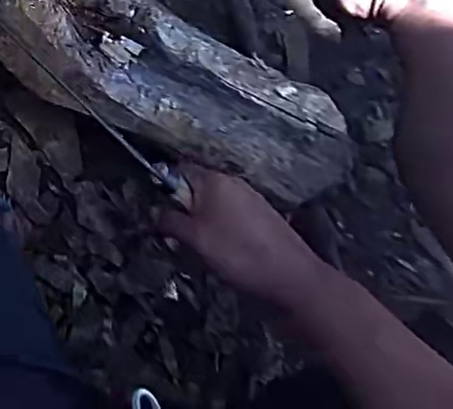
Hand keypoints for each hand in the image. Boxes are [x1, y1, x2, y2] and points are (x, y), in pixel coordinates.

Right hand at [160, 165, 327, 308]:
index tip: (162, 213)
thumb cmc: (240, 255)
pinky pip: (233, 214)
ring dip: (204, 220)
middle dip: (185, 209)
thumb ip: (170, 221)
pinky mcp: (265, 217)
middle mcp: (232, 182)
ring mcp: (252, 198)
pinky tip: (229, 251)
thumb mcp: (196, 240)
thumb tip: (154, 211)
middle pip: (197, 187)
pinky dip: (224, 227)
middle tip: (181, 236)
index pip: (178, 169)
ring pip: (215, 203)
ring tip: (204, 248)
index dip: (165, 188)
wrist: (298, 283)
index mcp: (214, 180)